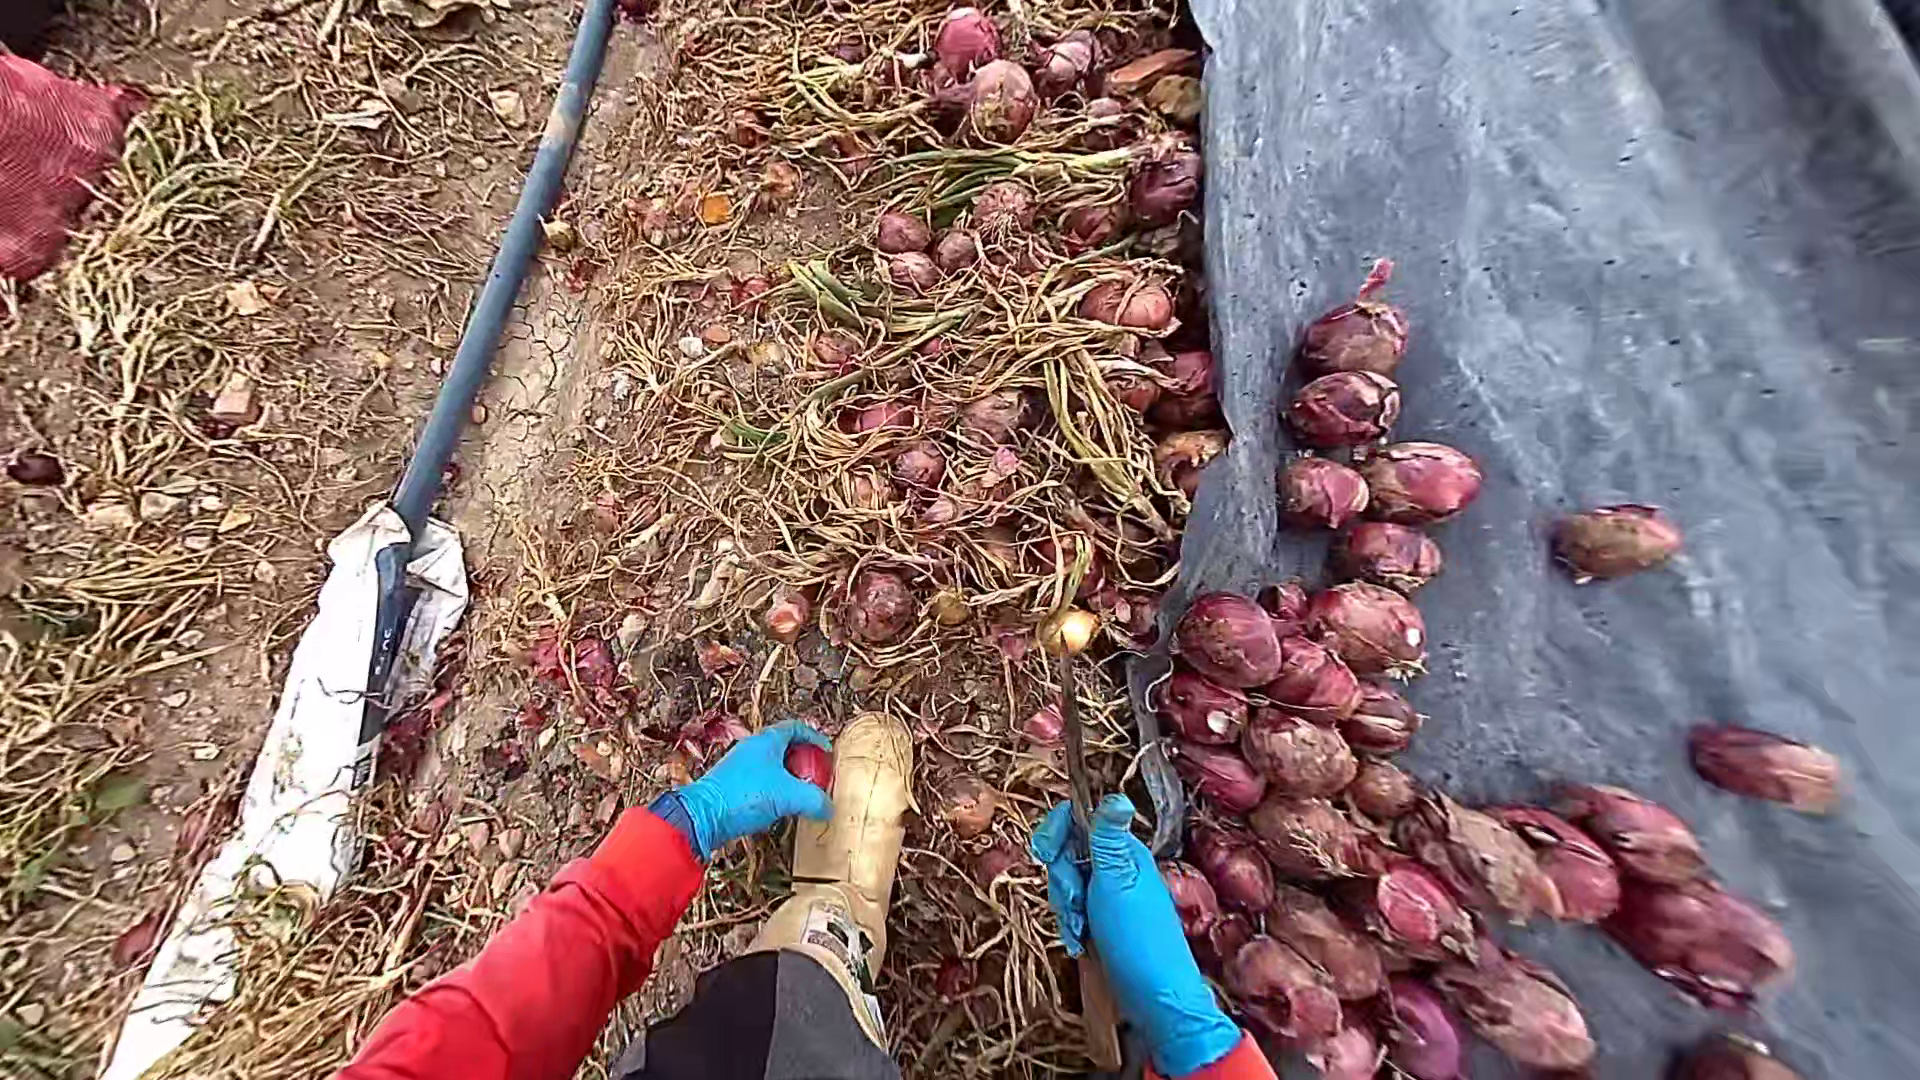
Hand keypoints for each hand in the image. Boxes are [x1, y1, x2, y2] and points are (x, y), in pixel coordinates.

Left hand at [674, 722, 834, 859]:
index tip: (824, 753)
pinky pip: (759, 780)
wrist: (700, 818)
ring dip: (787, 776)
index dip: (814, 738)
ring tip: (798, 792)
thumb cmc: (744, 796)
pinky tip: (778, 805)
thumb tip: (828, 808)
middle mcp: (752, 747)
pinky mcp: (730, 784)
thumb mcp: (788, 796)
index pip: (797, 728)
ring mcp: (739, 765)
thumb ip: (813, 800)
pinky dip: (773, 788)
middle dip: (802, 760)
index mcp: (767, 740)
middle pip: (785, 746)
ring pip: (771, 764)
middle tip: (814, 774)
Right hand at [1031, 795, 1241, 1077]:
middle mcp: (1113, 864)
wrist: (1157, 1005)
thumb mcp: (1117, 882)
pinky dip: (1068, 922)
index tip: (1045, 852)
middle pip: (1064, 849)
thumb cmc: (1140, 940)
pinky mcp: (1098, 917)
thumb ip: (1108, 838)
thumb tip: (1117, 795)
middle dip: (1060, 877)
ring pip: (1063, 879)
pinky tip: (1079, 940)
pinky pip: (1069, 907)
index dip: (1055, 830)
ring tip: (1080, 927)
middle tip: (1075, 902)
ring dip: (1064, 904)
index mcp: (1121, 848)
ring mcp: (1105, 892)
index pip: (1077, 817)